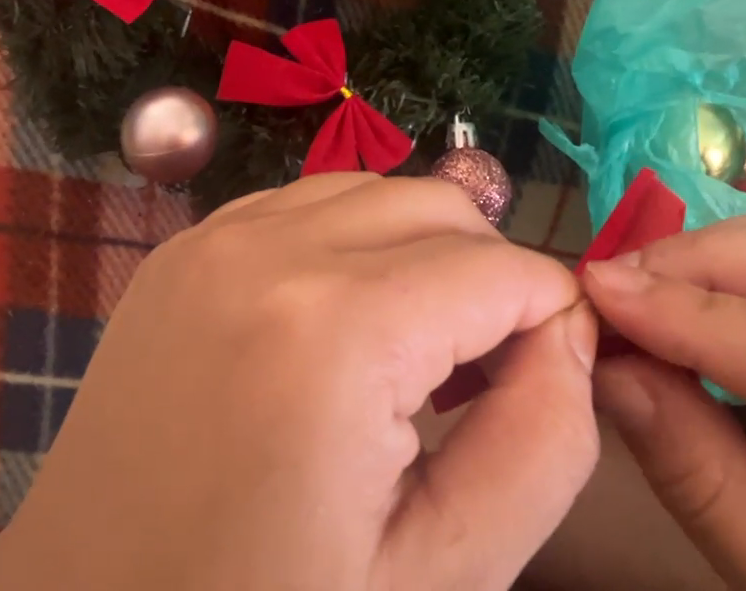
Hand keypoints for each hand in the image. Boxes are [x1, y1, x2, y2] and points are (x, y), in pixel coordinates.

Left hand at [0, 174, 599, 590]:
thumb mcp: (442, 575)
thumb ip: (543, 442)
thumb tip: (565, 331)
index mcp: (336, 329)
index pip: (508, 270)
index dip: (549, 329)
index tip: (533, 398)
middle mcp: (268, 246)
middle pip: (444, 207)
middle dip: (489, 281)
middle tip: (474, 384)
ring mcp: (211, 237)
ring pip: (375, 192)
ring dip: (420, 258)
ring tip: (405, 359)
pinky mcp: (180, 250)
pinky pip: (303, 207)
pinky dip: (350, 247)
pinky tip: (335, 332)